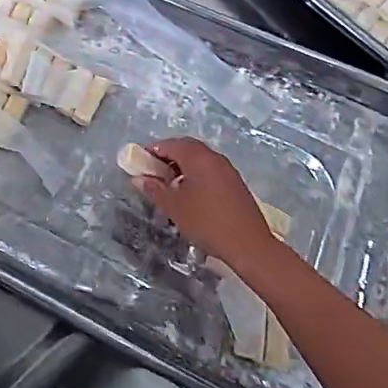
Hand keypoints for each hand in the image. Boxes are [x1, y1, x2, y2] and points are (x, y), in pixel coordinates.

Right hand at [133, 137, 288, 279]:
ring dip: (183, 165)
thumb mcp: (174, 207)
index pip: (171, 144)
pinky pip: (210, 169)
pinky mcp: (235, 183)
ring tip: (169, 184)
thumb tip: (140, 178)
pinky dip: (196, 173)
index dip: (153, 150)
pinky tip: (190, 193)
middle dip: (168, 156)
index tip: (140, 161)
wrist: (248, 244)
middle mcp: (214, 158)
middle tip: (153, 171)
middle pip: (187, 147)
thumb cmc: (206, 222)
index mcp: (198, 158)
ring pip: (200, 158)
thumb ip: (155, 189)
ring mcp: (228, 169)